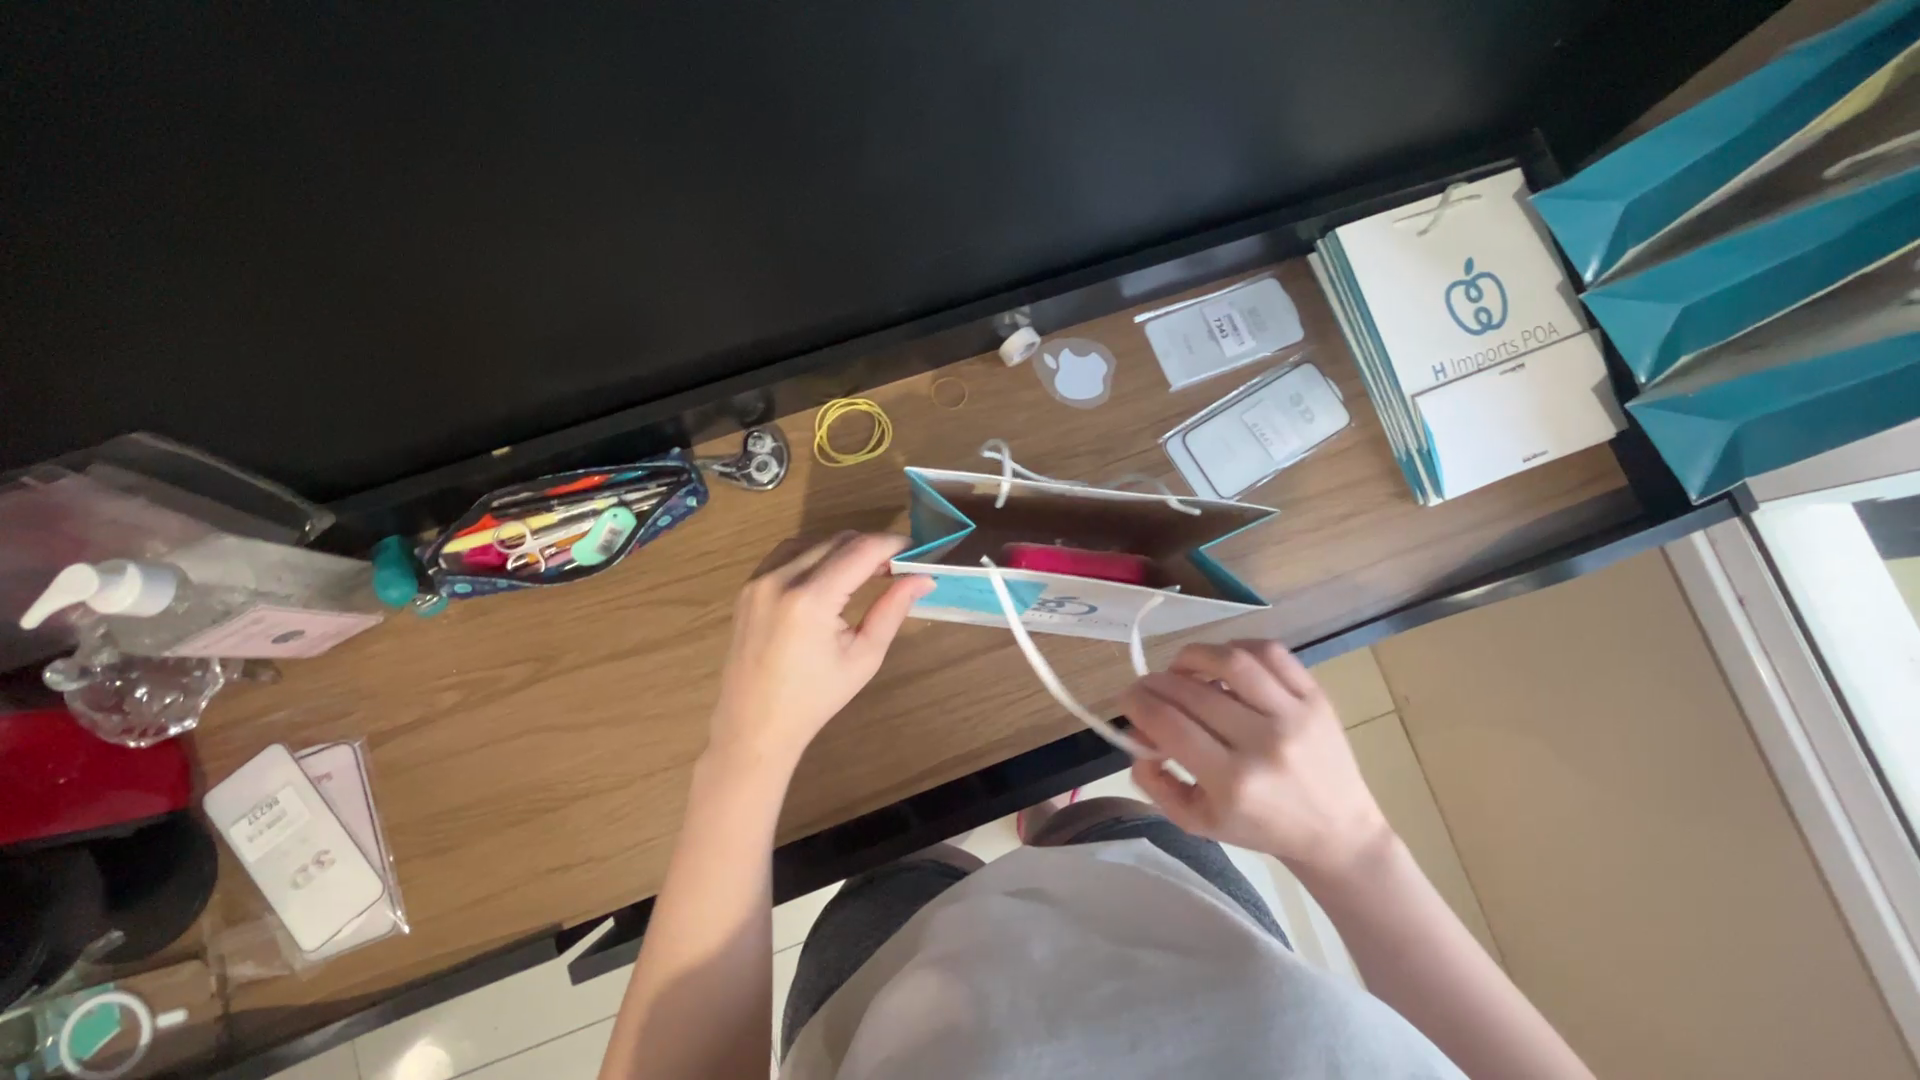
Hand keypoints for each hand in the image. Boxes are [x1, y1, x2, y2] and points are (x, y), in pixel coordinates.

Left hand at [708, 533, 932, 767]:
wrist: (755, 724)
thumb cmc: (815, 698)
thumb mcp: (864, 656)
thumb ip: (893, 609)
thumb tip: (924, 577)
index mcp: (810, 600)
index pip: (861, 550)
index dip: (892, 544)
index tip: (915, 550)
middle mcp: (780, 580)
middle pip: (837, 541)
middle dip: (870, 547)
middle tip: (895, 567)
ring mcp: (758, 581)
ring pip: (812, 542)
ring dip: (842, 549)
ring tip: (864, 572)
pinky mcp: (748, 587)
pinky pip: (786, 554)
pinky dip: (813, 555)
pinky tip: (829, 576)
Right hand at [1121, 640, 1392, 874]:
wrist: (1336, 833)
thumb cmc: (1259, 827)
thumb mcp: (1196, 822)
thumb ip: (1155, 782)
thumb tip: (1135, 736)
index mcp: (1232, 782)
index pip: (1168, 724)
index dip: (1137, 703)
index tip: (1126, 699)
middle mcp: (1263, 744)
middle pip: (1192, 692)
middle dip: (1156, 682)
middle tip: (1146, 686)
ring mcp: (1294, 716)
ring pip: (1232, 661)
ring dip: (1194, 656)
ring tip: (1180, 667)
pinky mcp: (1316, 698)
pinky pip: (1271, 653)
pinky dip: (1237, 647)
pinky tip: (1222, 662)